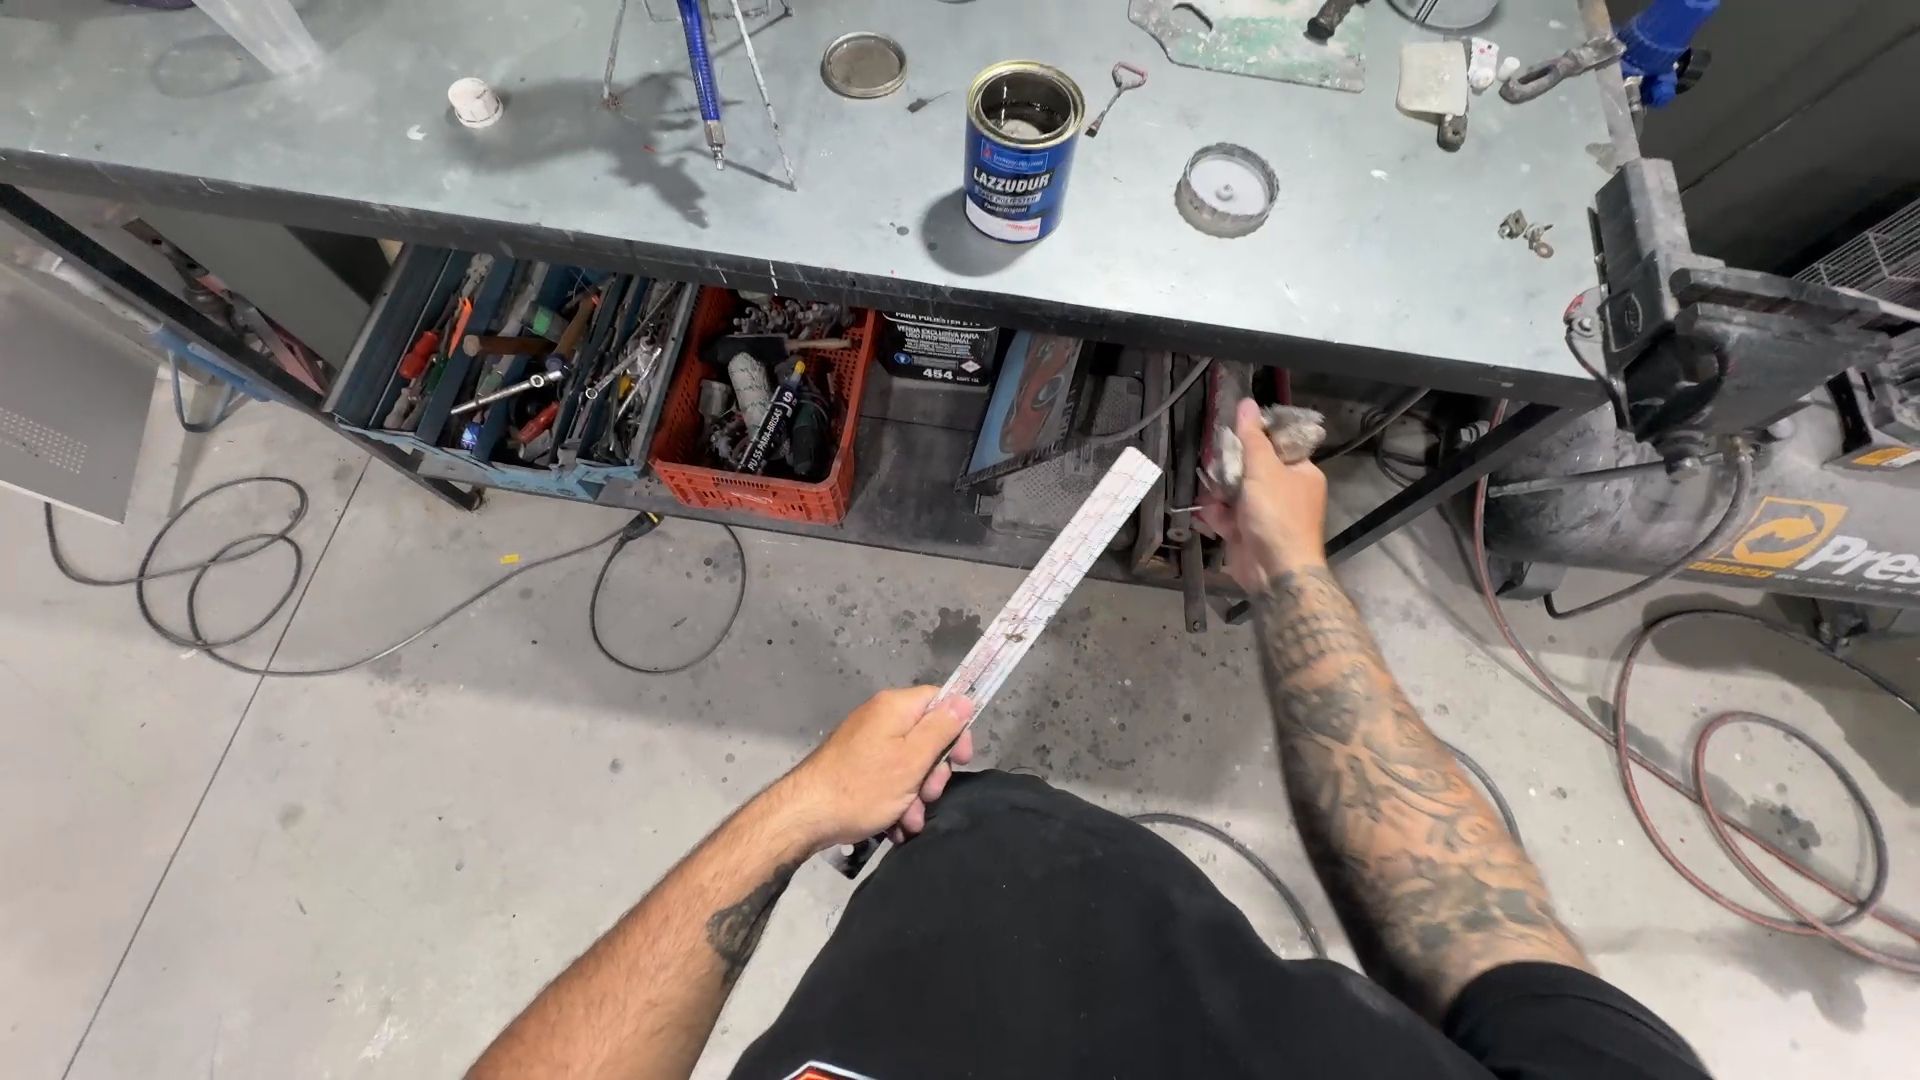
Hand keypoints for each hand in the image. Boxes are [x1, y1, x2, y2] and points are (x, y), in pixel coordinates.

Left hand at [776, 686, 974, 848]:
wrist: (804, 816)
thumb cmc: (863, 786)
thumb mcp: (912, 760)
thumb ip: (941, 728)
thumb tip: (965, 698)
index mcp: (895, 707)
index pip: (939, 700)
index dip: (956, 728)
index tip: (961, 760)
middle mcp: (881, 718)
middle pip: (925, 735)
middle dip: (932, 771)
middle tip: (929, 796)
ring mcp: (867, 743)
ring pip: (909, 762)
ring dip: (916, 793)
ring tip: (909, 821)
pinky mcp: (856, 765)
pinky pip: (888, 776)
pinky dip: (896, 799)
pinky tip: (895, 824)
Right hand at [1202, 398, 1329, 589]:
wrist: (1276, 570)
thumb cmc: (1277, 515)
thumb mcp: (1264, 470)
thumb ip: (1251, 438)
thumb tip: (1246, 403)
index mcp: (1301, 473)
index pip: (1278, 445)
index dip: (1255, 437)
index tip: (1232, 432)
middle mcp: (1286, 491)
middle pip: (1252, 467)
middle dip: (1230, 467)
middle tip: (1215, 460)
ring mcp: (1265, 513)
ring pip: (1236, 491)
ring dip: (1219, 491)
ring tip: (1210, 490)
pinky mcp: (1247, 531)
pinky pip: (1228, 515)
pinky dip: (1217, 514)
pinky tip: (1210, 514)